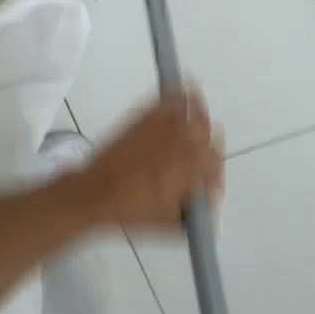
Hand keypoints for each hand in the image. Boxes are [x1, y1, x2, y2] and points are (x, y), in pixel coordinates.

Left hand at [71, 86, 223, 233]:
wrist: (97, 191)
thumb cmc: (134, 210)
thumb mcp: (171, 224)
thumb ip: (196, 215)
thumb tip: (208, 210)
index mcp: (193, 169)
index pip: (216, 161)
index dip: (214, 171)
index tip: (208, 179)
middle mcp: (184, 143)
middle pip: (208, 132)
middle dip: (208, 142)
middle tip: (199, 153)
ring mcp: (164, 127)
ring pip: (193, 110)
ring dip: (198, 112)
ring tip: (197, 111)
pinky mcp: (146, 116)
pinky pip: (168, 97)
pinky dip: (177, 92)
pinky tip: (180, 88)